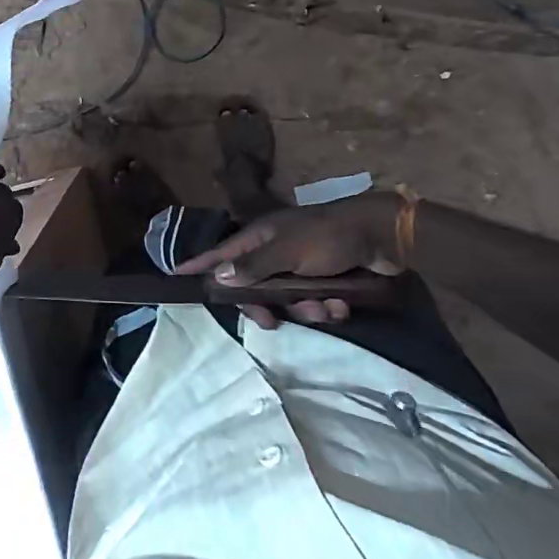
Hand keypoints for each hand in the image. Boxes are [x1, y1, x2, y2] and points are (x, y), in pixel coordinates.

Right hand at [174, 191, 403, 326]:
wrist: (382, 236)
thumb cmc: (328, 237)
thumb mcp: (287, 251)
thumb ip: (253, 266)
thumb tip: (219, 276)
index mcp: (259, 238)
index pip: (220, 254)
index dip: (199, 265)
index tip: (175, 274)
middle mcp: (274, 252)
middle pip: (252, 286)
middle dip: (266, 305)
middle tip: (272, 322)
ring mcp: (300, 266)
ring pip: (287, 299)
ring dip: (306, 309)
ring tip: (327, 308)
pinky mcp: (325, 279)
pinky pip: (314, 301)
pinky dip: (328, 307)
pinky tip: (343, 305)